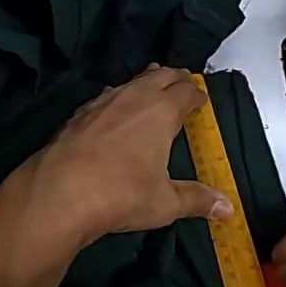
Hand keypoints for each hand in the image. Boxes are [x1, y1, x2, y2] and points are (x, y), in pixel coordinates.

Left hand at [4, 66, 231, 256]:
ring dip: (144, 83)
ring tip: (151, 85)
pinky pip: (105, 97)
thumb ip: (196, 200)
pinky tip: (112, 107)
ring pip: (130, 83)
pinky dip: (117, 98)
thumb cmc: (121, 194)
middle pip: (159, 77)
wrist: (58, 193)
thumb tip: (228, 209)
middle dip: (174, 78)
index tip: (202, 99)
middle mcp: (133, 98)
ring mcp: (102, 103)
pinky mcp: (77, 115)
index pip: (186, 92)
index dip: (196, 95)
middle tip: (183, 82)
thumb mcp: (165, 202)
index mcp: (161, 111)